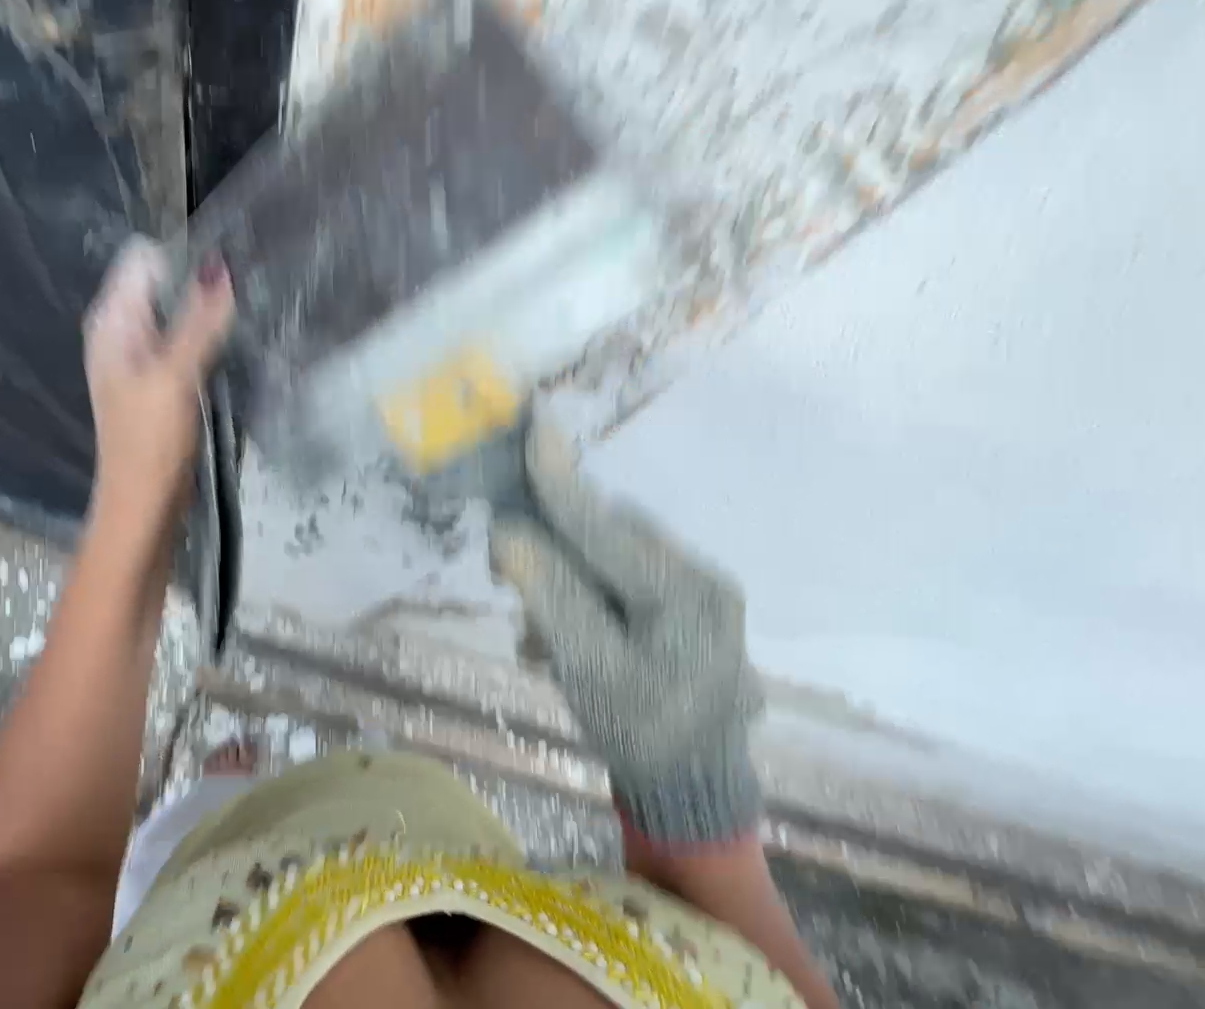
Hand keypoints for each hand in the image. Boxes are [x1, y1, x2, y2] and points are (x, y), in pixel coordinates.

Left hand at [83, 237, 234, 520]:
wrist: (144, 505)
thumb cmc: (150, 440)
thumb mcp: (174, 376)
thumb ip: (198, 321)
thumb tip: (220, 266)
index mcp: (112, 322)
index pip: (142, 259)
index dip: (181, 257)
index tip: (224, 269)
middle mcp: (123, 332)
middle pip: (162, 284)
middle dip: (198, 283)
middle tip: (244, 293)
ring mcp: (143, 358)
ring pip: (178, 315)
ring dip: (206, 314)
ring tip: (244, 316)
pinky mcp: (163, 382)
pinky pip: (185, 343)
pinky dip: (205, 340)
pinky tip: (232, 346)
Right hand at [491, 411, 762, 843]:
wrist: (693, 785)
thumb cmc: (640, 729)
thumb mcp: (587, 667)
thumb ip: (550, 594)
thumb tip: (509, 531)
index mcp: (683, 591)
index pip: (600, 524)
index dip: (558, 475)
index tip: (533, 418)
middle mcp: (700, 575)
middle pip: (602, 534)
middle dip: (548, 548)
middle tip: (504, 578)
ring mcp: (699, 589)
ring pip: (607, 555)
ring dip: (563, 581)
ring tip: (542, 640)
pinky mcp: (689, 603)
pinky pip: (622, 577)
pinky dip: (584, 597)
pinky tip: (567, 639)